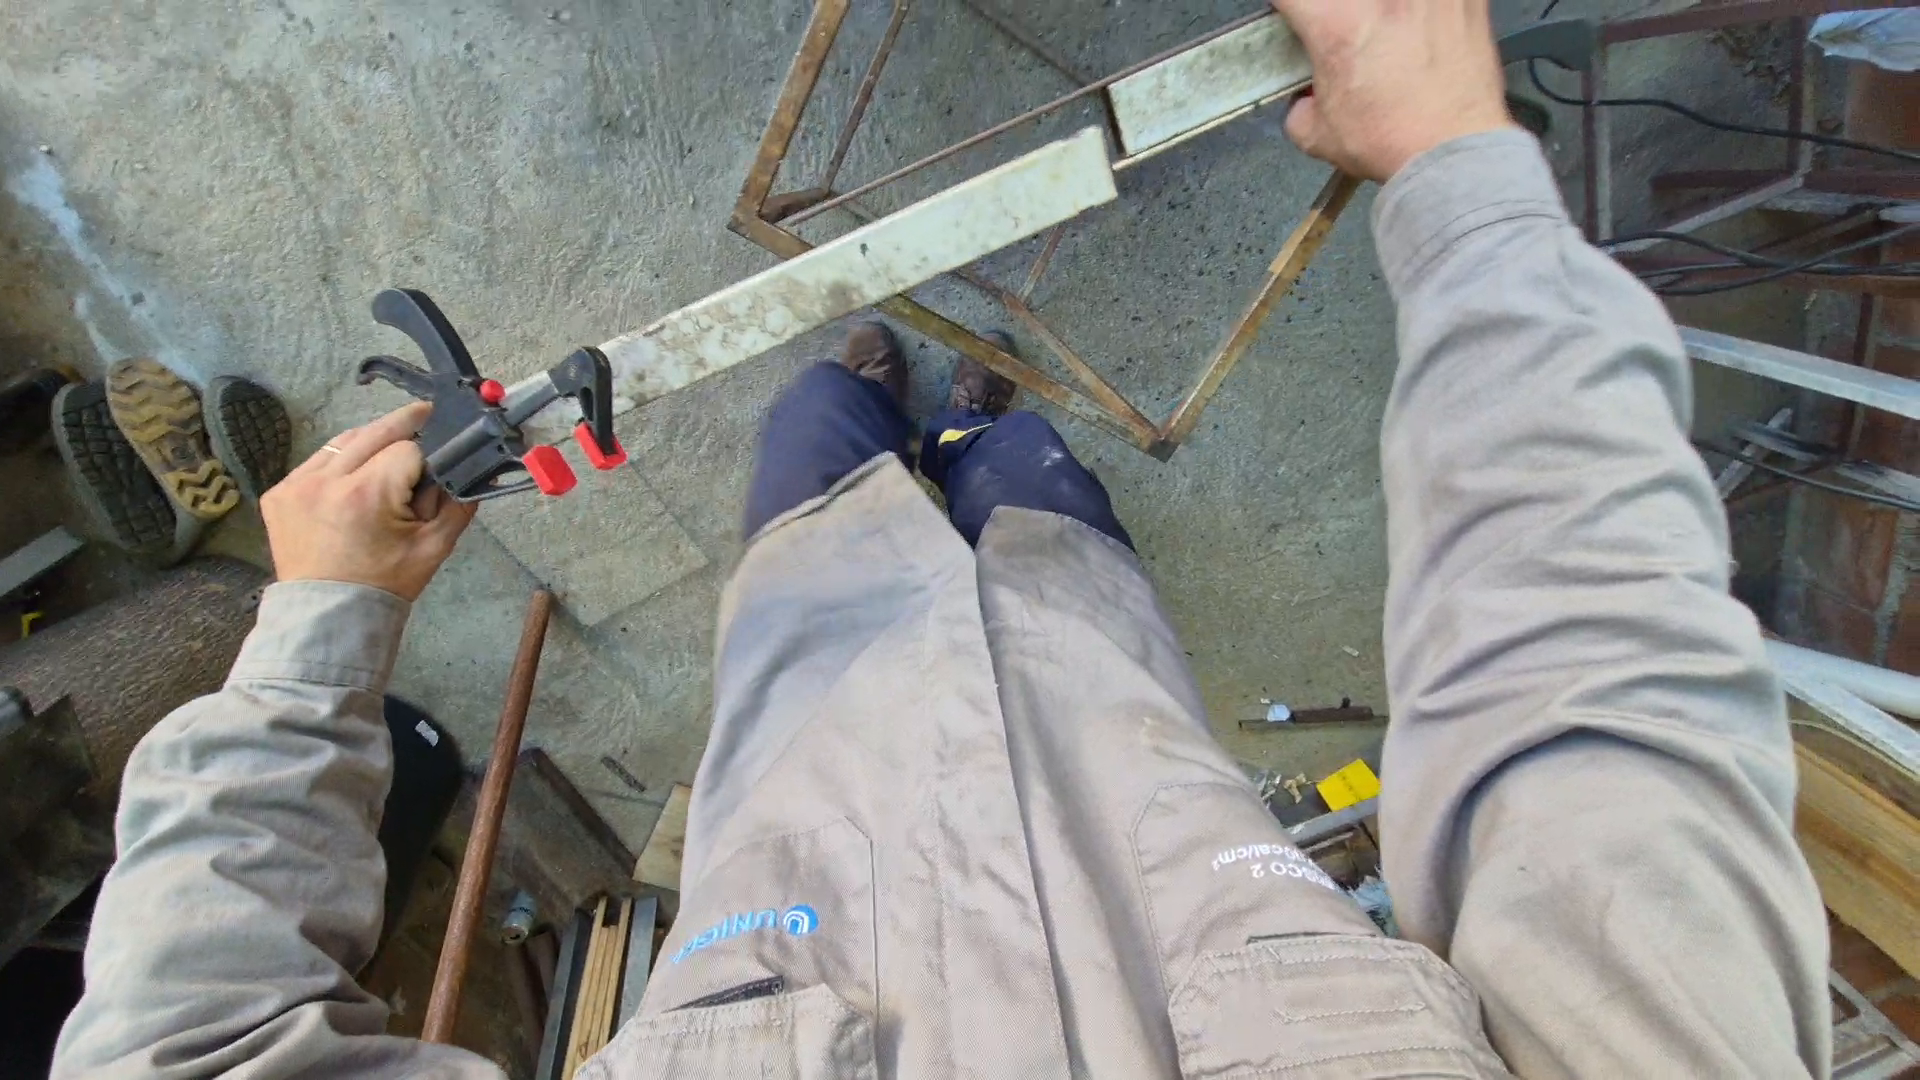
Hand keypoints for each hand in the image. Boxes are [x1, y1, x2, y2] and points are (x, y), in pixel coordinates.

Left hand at [261, 403, 475, 600]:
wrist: (331, 611)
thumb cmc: (389, 580)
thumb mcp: (436, 545)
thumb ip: (458, 504)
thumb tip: (473, 474)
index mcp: (367, 495)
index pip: (408, 449)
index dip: (431, 454)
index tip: (444, 460)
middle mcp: (325, 481)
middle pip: (373, 432)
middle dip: (404, 423)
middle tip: (428, 413)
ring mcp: (295, 485)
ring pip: (343, 440)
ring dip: (373, 438)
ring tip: (396, 442)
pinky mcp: (279, 493)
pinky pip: (318, 459)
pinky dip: (344, 457)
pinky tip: (361, 468)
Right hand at [1271, 0, 1516, 182]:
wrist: (1448, 148)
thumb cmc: (1390, 140)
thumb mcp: (1316, 136)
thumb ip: (1300, 104)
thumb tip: (1305, 96)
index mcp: (1337, 25)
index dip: (1285, 5)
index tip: (1289, 13)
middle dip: (1332, 10)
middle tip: (1334, 28)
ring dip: (1377, 12)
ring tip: (1381, 31)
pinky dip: (1419, 11)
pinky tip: (1412, 28)